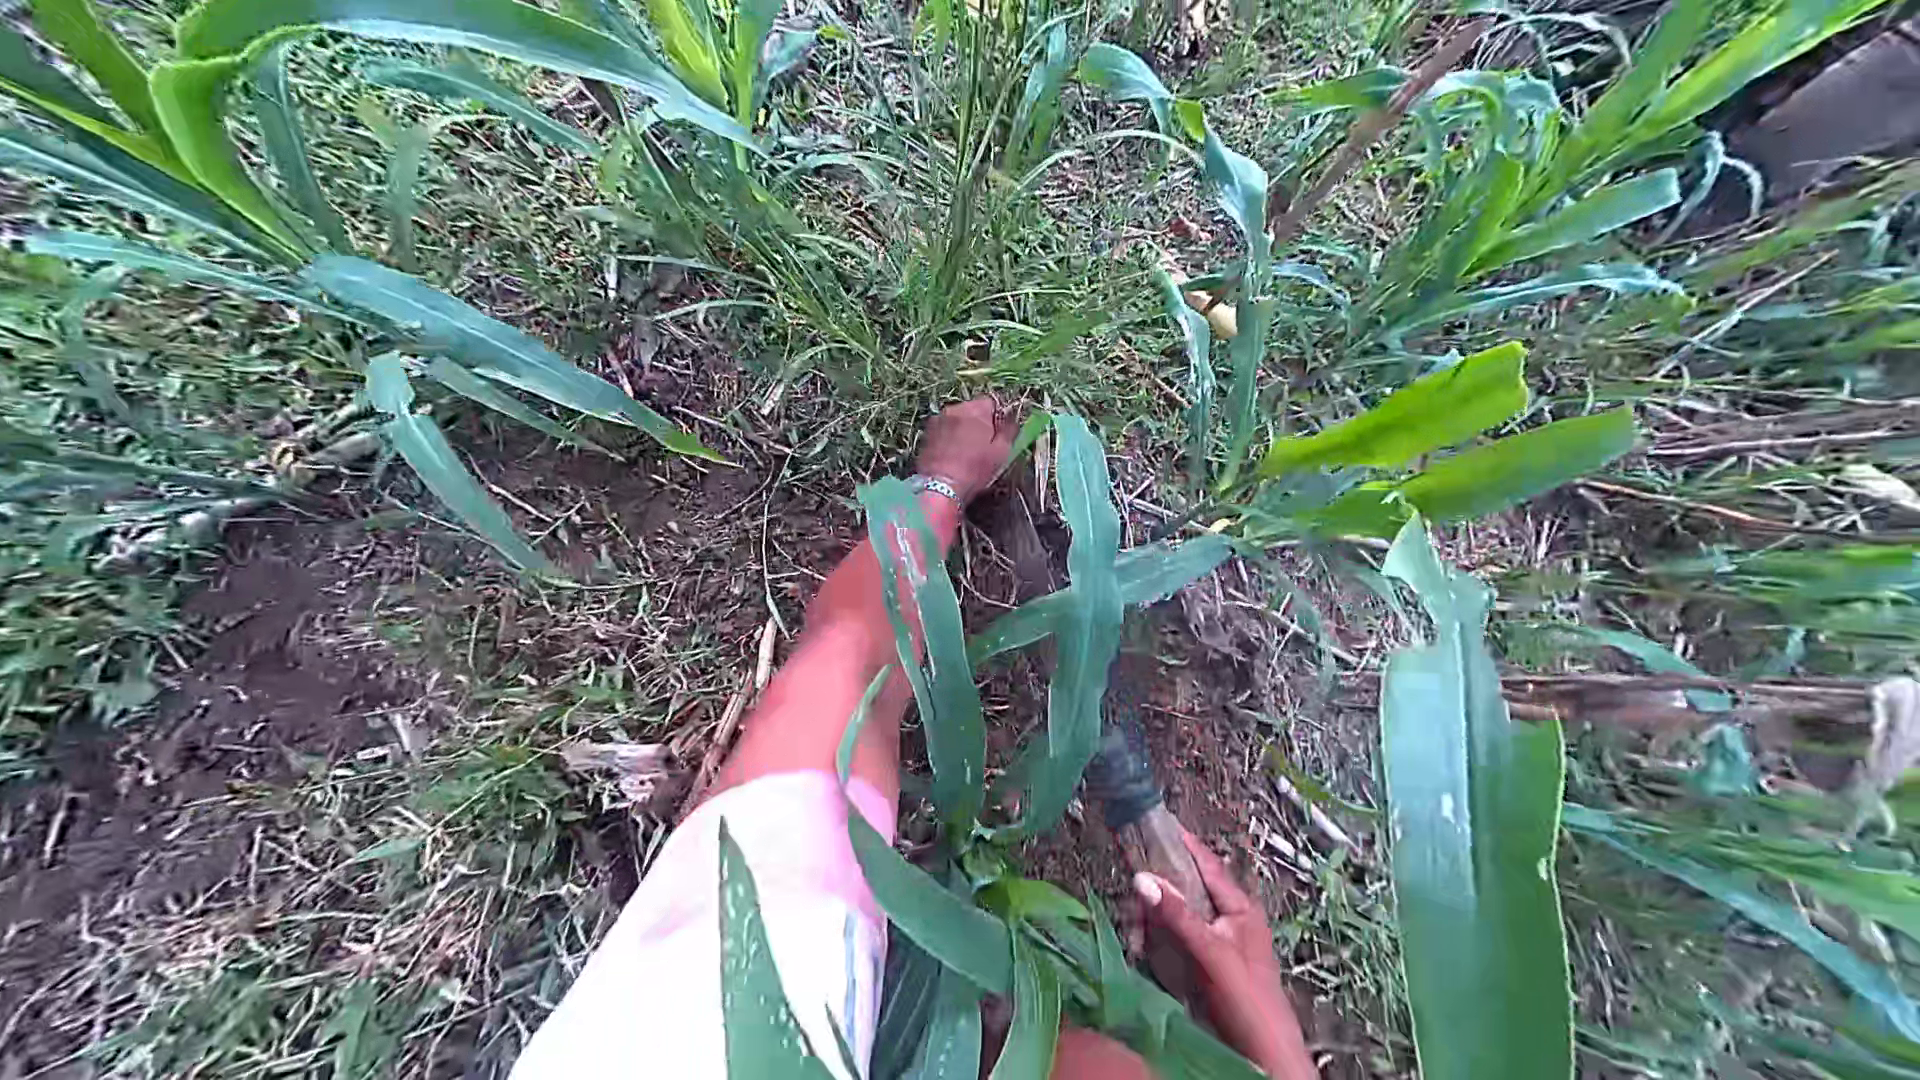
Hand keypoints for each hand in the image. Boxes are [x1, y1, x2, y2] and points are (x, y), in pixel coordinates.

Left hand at [914, 397, 1015, 502]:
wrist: (940, 486)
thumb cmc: (975, 470)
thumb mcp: (1001, 452)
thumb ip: (1009, 430)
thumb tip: (1011, 419)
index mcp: (975, 409)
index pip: (990, 403)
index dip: (996, 419)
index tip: (996, 436)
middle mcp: (954, 409)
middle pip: (971, 410)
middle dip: (977, 423)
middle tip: (982, 446)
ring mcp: (937, 420)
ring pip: (955, 420)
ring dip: (961, 430)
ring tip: (965, 453)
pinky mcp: (925, 433)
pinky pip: (943, 430)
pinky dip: (948, 438)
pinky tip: (951, 456)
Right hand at [1135, 833, 1317, 1079]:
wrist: (1267, 1063)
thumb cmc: (1249, 1002)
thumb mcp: (1212, 952)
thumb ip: (1178, 914)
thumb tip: (1141, 877)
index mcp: (1240, 908)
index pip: (1207, 863)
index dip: (1183, 842)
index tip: (1156, 822)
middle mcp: (1228, 919)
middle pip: (1187, 887)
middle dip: (1159, 882)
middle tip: (1131, 873)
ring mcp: (1216, 943)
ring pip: (1176, 913)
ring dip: (1153, 913)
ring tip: (1131, 915)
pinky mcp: (1204, 965)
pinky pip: (1174, 938)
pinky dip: (1156, 935)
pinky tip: (1140, 939)